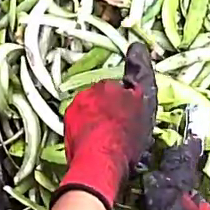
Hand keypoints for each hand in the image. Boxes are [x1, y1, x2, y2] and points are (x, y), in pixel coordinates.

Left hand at [57, 42, 156, 209]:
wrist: (100, 163)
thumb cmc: (125, 134)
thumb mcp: (144, 103)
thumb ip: (140, 73)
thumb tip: (135, 46)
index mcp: (106, 86)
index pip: (118, 89)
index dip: (126, 103)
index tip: (130, 117)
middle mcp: (86, 94)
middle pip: (101, 100)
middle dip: (110, 110)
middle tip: (122, 129)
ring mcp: (73, 112)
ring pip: (90, 113)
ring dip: (98, 122)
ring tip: (110, 140)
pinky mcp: (66, 130)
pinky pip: (80, 127)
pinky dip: (88, 134)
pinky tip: (98, 145)